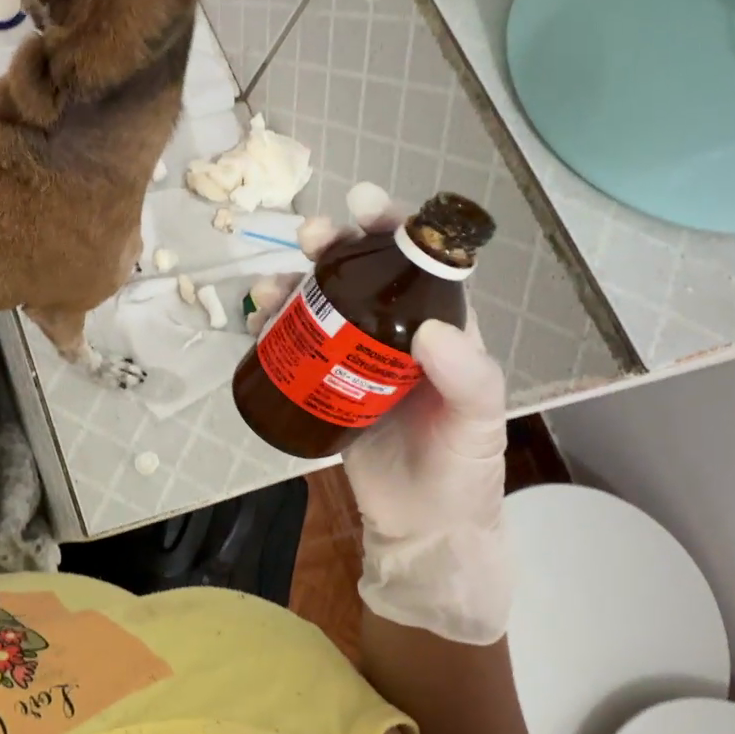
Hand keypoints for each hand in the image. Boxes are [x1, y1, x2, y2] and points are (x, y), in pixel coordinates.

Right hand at [297, 183, 511, 644]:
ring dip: (291, 283)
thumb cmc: (460, 471)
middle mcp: (393, 333)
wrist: (419, 525)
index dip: (393, 227)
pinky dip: (271, 325)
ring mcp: (352, 357)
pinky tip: (256, 322)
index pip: (419, 262)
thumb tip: (432, 330)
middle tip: (309, 238)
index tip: (362, 208)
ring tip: (267, 290)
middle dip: (332, 246)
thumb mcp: (477, 424)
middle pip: (359, 274)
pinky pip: (294, 343)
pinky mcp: (321, 383)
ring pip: (318, 303)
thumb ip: (466, 378)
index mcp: (441, 327)